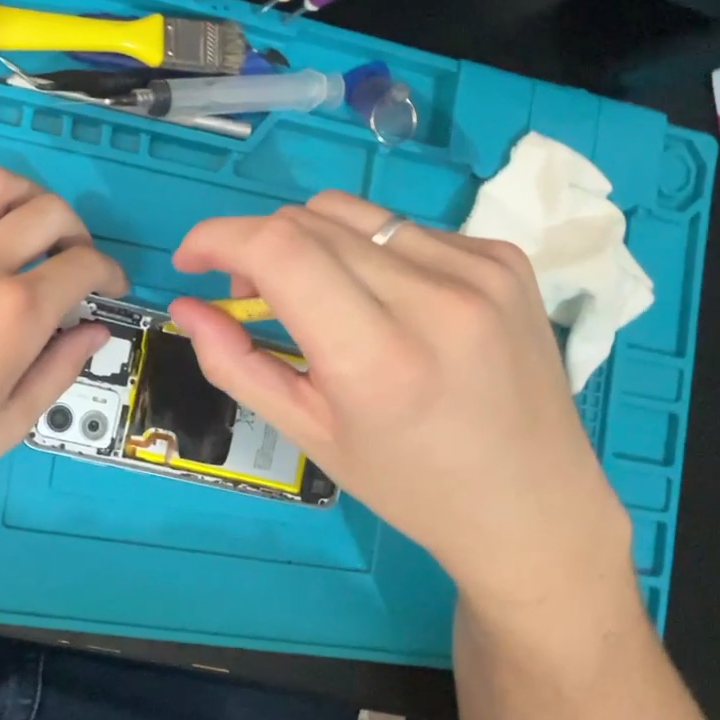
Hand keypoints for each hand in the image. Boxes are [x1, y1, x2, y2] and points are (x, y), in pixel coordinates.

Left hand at [0, 167, 126, 532]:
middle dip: (77, 230)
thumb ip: (58, 371)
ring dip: (24, 195)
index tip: (109, 288)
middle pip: (46, 211)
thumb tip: (94, 332)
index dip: (109, 273)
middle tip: (74, 261)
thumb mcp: (6, 428)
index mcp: (13, 315)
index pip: (82, 265)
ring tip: (26, 226)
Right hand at [166, 191, 632, 610]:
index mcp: (376, 354)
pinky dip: (364, 250)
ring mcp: (479, 269)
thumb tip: (184, 305)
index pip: (278, 248)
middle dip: (254, 246)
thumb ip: (234, 363)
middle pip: (307, 220)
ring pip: (351, 213)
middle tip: (247, 294)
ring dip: (307, 243)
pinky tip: (379, 300)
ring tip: (312, 295)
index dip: (216, 239)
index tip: (190, 262)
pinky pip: (401, 227)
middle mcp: (434, 296)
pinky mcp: (506, 259)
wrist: (534, 506)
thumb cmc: (407, 483)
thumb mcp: (306, 432)